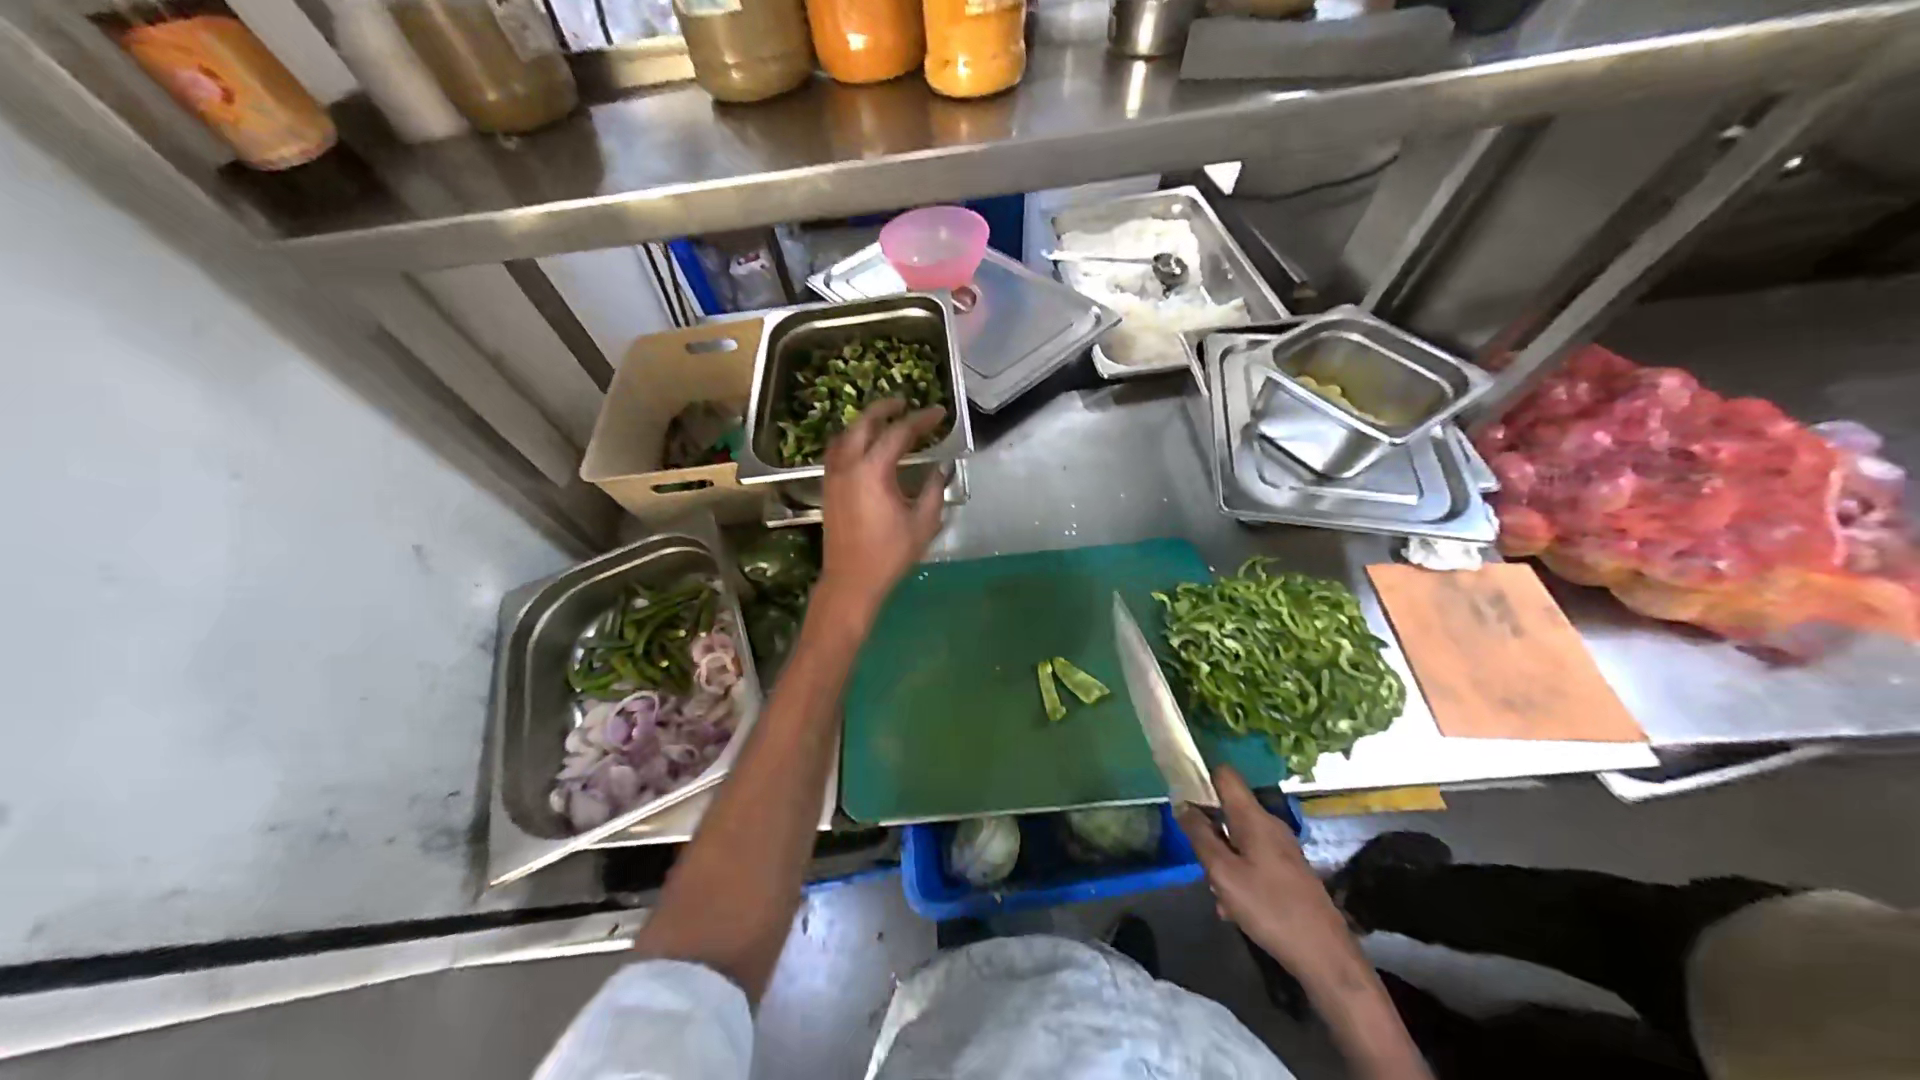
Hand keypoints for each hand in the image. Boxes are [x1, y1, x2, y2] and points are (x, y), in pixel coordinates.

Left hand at [818, 399, 948, 620]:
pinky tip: (864, 447)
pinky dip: (851, 439)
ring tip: (883, 420)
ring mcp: (833, 476)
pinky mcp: (828, 488)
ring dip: (864, 422)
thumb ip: (934, 489)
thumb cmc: (890, 554)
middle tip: (904, 403)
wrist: (851, 580)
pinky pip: (837, 451)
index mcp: (873, 471)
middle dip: (885, 408)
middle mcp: (848, 465)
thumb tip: (941, 467)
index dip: (921, 420)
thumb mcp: (923, 522)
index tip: (938, 413)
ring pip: (845, 435)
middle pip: (864, 423)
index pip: (899, 433)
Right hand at [1176, 765, 1365, 984]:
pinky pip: (1253, 860)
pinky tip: (1235, 908)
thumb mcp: (1223, 873)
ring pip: (1239, 840)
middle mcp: (1270, 826)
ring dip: (1222, 861)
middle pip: (1229, 811)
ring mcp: (1282, 849)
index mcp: (1254, 818)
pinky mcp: (1288, 870)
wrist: (1324, 955)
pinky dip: (1239, 875)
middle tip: (1201, 862)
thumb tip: (1183, 805)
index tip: (1182, 799)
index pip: (1225, 776)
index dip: (1201, 779)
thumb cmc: (1269, 908)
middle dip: (1209, 832)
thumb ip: (1200, 836)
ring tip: (1219, 895)